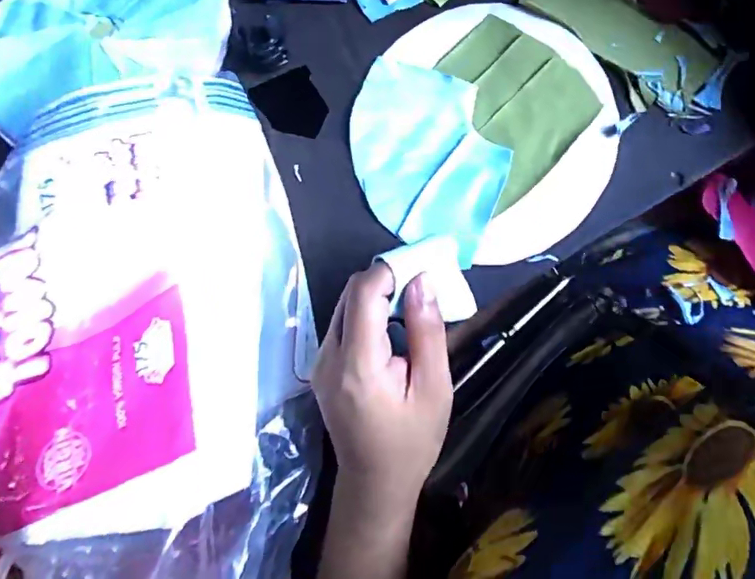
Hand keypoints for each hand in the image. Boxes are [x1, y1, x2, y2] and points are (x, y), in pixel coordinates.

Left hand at [312, 264, 451, 503]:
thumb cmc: (412, 440)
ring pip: (346, 302)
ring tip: (412, 307)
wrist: (375, 485)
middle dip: (388, 279)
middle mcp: (329, 358)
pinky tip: (394, 328)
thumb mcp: (434, 386)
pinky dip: (369, 311)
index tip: (424, 268)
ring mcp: (320, 362)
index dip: (392, 270)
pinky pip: (344, 321)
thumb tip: (422, 280)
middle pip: (352, 292)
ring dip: (379, 293)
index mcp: (357, 364)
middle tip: (423, 286)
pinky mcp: (322, 366)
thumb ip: (427, 330)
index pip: (363, 292)